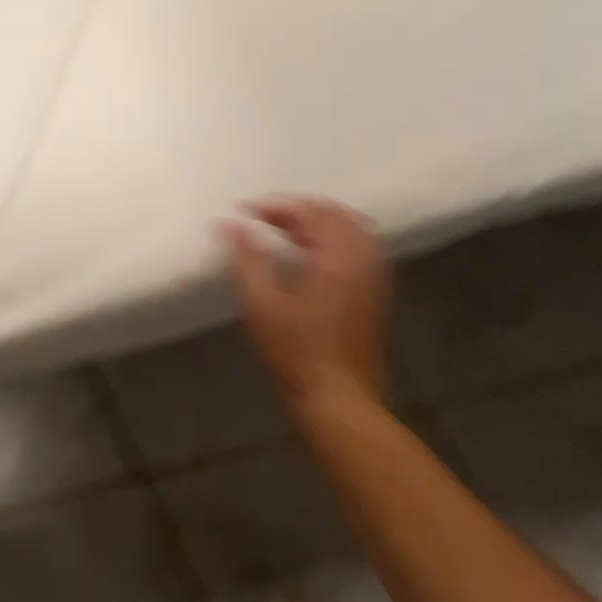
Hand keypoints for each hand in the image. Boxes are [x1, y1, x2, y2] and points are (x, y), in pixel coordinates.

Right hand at [221, 197, 390, 410]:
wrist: (338, 395)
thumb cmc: (294, 349)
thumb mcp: (261, 302)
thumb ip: (248, 258)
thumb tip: (229, 223)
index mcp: (337, 262)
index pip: (314, 214)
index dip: (277, 206)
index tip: (242, 211)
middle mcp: (363, 265)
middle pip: (340, 217)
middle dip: (300, 210)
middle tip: (263, 217)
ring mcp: (373, 282)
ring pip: (354, 234)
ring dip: (318, 224)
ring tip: (281, 231)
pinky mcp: (372, 297)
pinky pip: (359, 252)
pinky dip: (332, 242)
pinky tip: (305, 255)